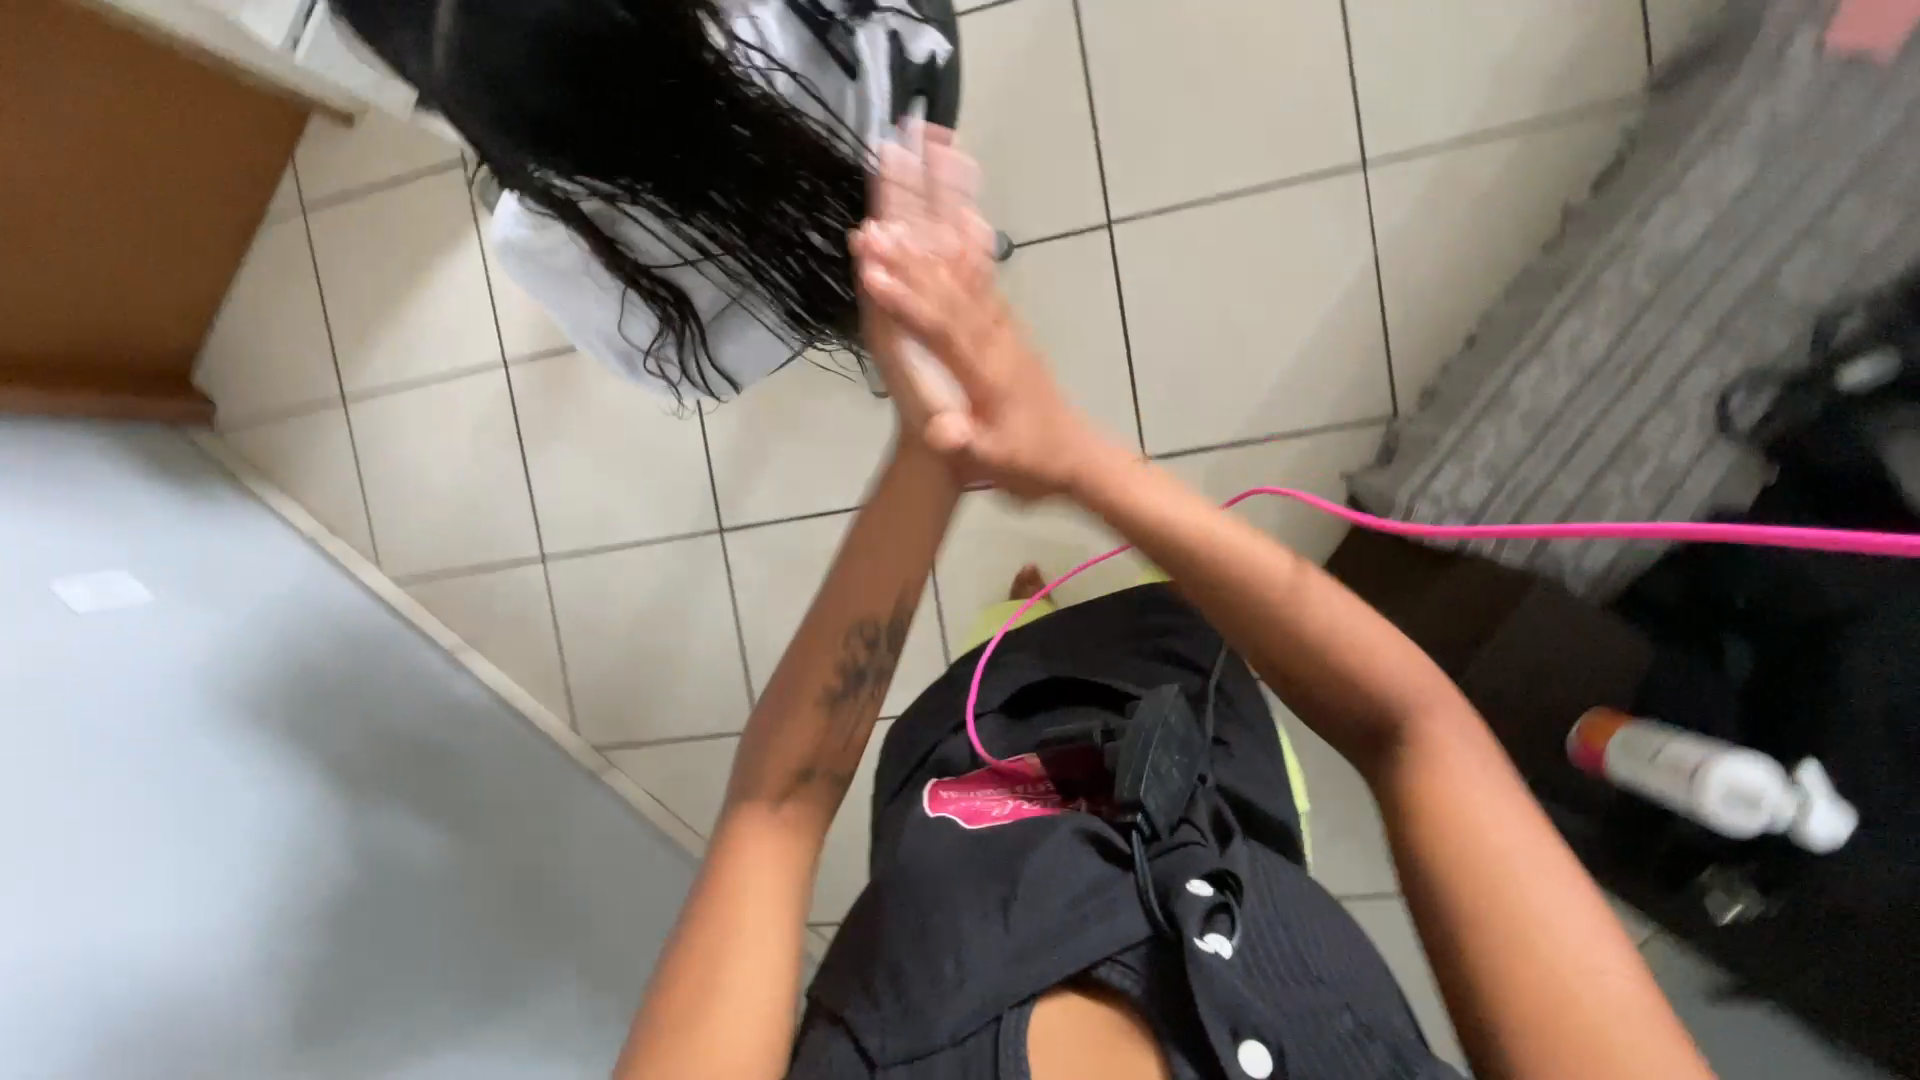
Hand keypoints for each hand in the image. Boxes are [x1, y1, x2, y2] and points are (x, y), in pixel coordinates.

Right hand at [851, 136, 1122, 500]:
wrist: (1079, 458)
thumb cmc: (1033, 465)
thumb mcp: (1000, 465)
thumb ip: (970, 446)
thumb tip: (940, 432)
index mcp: (988, 372)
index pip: (942, 328)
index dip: (907, 298)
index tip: (870, 266)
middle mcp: (996, 339)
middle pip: (950, 287)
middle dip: (911, 253)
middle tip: (874, 214)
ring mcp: (1005, 329)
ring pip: (969, 272)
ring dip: (941, 230)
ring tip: (922, 194)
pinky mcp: (1009, 327)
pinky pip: (986, 278)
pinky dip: (969, 243)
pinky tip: (959, 212)